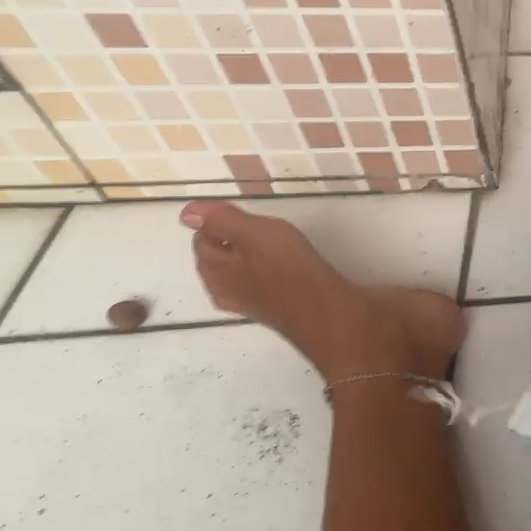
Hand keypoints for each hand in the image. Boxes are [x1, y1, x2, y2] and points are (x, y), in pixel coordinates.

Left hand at [181, 201, 461, 383]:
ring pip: (247, 274)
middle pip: (222, 262)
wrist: (344, 324)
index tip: (238, 205)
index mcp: (222, 276)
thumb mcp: (259, 238)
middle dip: (228, 240)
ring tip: (266, 237)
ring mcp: (268, 303)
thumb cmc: (297, 278)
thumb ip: (225, 221)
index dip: (215, 222)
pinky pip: (275, 284)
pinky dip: (277, 270)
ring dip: (251, 255)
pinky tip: (293, 264)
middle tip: (249, 217)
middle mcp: (238, 292)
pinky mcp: (298, 306)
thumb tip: (186, 212)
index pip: (204, 243)